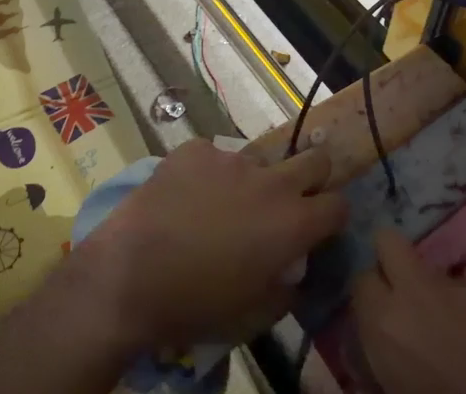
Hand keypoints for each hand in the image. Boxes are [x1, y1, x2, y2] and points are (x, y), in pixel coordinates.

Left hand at [75, 140, 348, 350]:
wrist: (127, 277)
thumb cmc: (196, 306)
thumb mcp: (255, 316)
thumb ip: (287, 286)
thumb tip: (292, 269)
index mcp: (293, 223)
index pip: (338, 204)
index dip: (331, 217)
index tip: (318, 227)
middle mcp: (271, 182)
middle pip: (314, 160)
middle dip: (311, 177)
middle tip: (288, 200)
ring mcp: (231, 159)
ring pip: (257, 162)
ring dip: (250, 181)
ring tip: (217, 208)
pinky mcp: (194, 149)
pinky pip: (212, 157)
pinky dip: (207, 174)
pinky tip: (184, 197)